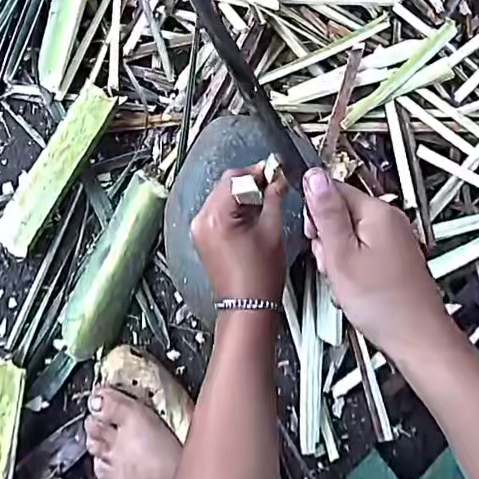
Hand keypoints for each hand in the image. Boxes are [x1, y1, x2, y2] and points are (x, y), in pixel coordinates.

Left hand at [191, 165, 287, 303]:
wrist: (248, 309)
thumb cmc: (259, 278)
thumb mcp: (271, 231)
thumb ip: (273, 198)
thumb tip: (277, 177)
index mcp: (215, 217)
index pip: (236, 178)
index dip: (258, 172)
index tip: (275, 170)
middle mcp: (202, 220)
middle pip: (227, 184)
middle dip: (251, 182)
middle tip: (274, 183)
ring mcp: (200, 229)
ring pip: (223, 196)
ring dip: (244, 194)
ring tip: (267, 200)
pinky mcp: (204, 236)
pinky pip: (219, 210)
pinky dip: (236, 207)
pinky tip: (254, 214)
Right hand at [304, 167, 456, 359]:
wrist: (418, 341)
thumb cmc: (385, 305)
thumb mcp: (341, 255)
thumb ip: (326, 213)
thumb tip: (313, 175)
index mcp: (377, 212)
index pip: (331, 188)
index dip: (315, 213)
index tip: (316, 236)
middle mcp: (389, 219)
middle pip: (339, 210)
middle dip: (326, 236)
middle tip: (331, 262)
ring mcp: (393, 238)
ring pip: (347, 232)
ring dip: (337, 253)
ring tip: (344, 277)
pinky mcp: (393, 255)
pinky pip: (360, 249)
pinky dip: (351, 264)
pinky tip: (354, 284)